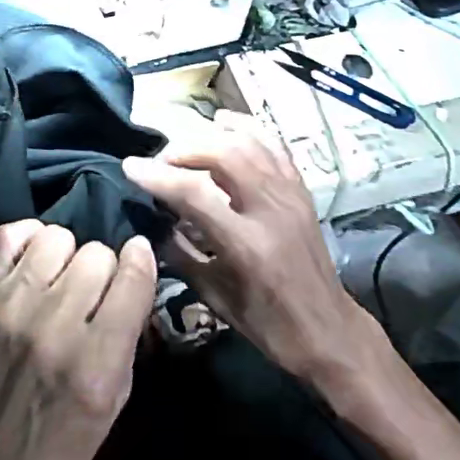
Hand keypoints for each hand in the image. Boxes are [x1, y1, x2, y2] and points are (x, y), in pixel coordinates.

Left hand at [0, 221, 156, 459]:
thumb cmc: (67, 429)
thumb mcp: (116, 393)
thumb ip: (128, 330)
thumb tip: (138, 263)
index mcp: (96, 362)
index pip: (130, 281)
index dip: (140, 261)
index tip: (139, 254)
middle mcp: (54, 325)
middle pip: (96, 254)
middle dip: (103, 268)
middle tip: (95, 289)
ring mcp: (13, 305)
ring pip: (57, 238)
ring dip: (67, 254)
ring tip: (63, 276)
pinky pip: (9, 234)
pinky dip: (28, 238)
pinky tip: (36, 258)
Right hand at [121, 114, 376, 386]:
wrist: (330, 334)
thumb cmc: (267, 323)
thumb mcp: (213, 295)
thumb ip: (178, 251)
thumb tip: (149, 216)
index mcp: (248, 246)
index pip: (195, 194)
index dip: (157, 176)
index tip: (129, 167)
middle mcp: (272, 212)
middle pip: (224, 155)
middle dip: (183, 151)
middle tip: (161, 164)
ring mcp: (290, 197)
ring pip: (249, 143)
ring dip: (209, 138)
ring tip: (186, 149)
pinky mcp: (301, 191)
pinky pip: (273, 145)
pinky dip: (246, 129)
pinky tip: (224, 126)